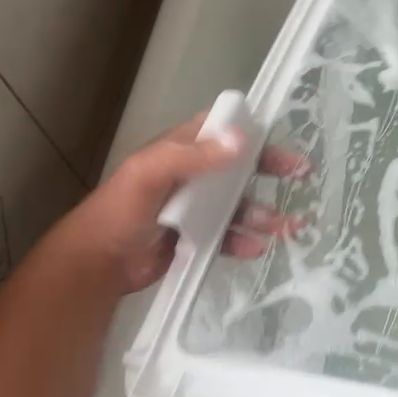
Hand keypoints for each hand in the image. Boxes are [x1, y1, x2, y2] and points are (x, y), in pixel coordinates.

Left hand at [41, 112, 307, 295]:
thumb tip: (242, 140)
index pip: (223, 131)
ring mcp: (196, 207)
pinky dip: (245, 240)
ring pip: (240, 204)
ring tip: (287, 228)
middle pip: (240, 166)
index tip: (282, 143)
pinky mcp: (196, 237)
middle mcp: (192, 174)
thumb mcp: (151, 174)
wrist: (97, 264)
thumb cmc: (121, 211)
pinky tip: (255, 248)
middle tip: (300, 175)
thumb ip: (194, 155)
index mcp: (181, 150)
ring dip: (265, 213)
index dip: (253, 133)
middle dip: (271, 170)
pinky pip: (229, 235)